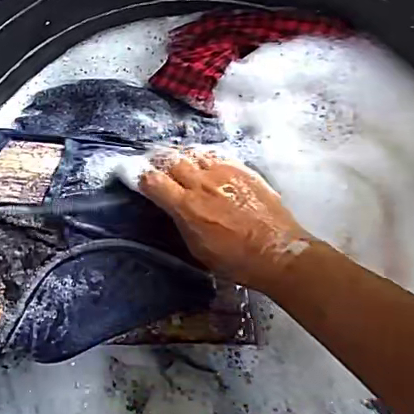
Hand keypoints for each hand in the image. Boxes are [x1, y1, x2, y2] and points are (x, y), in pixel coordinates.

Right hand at [138, 148, 314, 293]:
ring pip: (194, 153)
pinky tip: (205, 162)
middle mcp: (202, 184)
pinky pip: (217, 155)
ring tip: (179, 160)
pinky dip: (205, 157)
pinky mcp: (242, 170)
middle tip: (156, 164)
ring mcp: (224, 173)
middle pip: (171, 160)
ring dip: (183, 156)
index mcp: (187, 207)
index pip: (153, 181)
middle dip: (159, 161)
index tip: (135, 176)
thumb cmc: (237, 260)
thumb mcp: (198, 249)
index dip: (140, 177)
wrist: (278, 252)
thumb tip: (174, 208)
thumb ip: (182, 223)